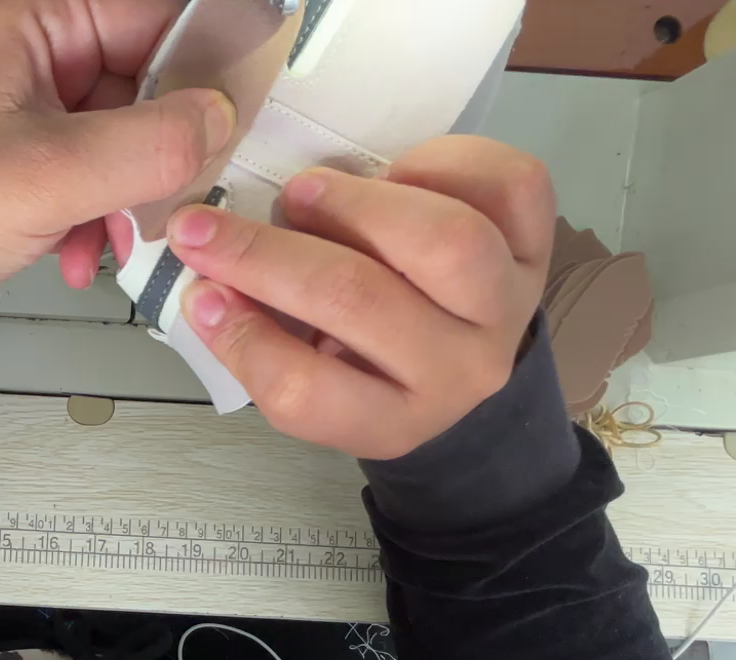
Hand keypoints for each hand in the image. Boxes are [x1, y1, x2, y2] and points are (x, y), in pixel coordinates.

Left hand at [0, 0, 236, 300]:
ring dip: (133, 196)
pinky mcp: (49, 157)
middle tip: (176, 192)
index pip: (163, 10)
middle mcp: (52, 52)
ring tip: (113, 237)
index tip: (241, 110)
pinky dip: (103, 218)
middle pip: (156, 78)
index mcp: (47, 19)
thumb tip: (220, 119)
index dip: (211, 56)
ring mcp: (52, 109)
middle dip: (167, 148)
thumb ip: (144, 146)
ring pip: (136, 136)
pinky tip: (78, 254)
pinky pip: (107, 174)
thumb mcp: (49, 176)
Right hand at [165, 136, 556, 459]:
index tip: (195, 293)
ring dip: (354, 206)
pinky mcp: (539, 244)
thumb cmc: (364, 380)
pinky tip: (391, 174)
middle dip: (266, 257)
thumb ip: (261, 345)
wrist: (460, 374)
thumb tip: (208, 284)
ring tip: (301, 193)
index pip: (304, 391)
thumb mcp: (308, 390)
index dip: (242, 339)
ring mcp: (506, 305)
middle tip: (205, 228)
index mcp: (385, 421)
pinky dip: (443, 163)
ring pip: (441, 240)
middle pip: (358, 303)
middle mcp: (454, 372)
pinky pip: (509, 185)